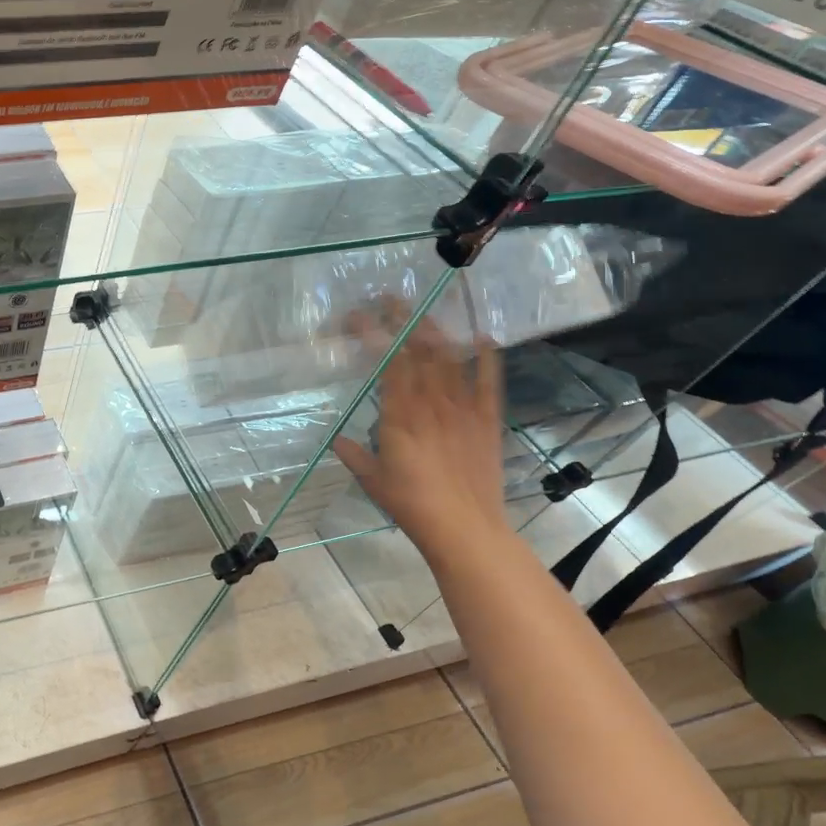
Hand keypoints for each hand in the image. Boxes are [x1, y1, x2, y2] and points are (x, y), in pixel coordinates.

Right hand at [332, 308, 507, 557]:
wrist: (464, 527)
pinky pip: (488, 382)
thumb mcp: (372, 479)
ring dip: (437, 331)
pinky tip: (483, 336)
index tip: (356, 316)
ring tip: (424, 309)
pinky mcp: (487, 420)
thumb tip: (338, 440)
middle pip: (419, 351)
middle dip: (403, 320)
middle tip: (389, 298)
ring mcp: (463, 410)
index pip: (386, 363)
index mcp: (399, 416)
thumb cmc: (410, 505)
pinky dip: (486, 357)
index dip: (373, 334)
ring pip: (450, 359)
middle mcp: (431, 404)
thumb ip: (355, 455)